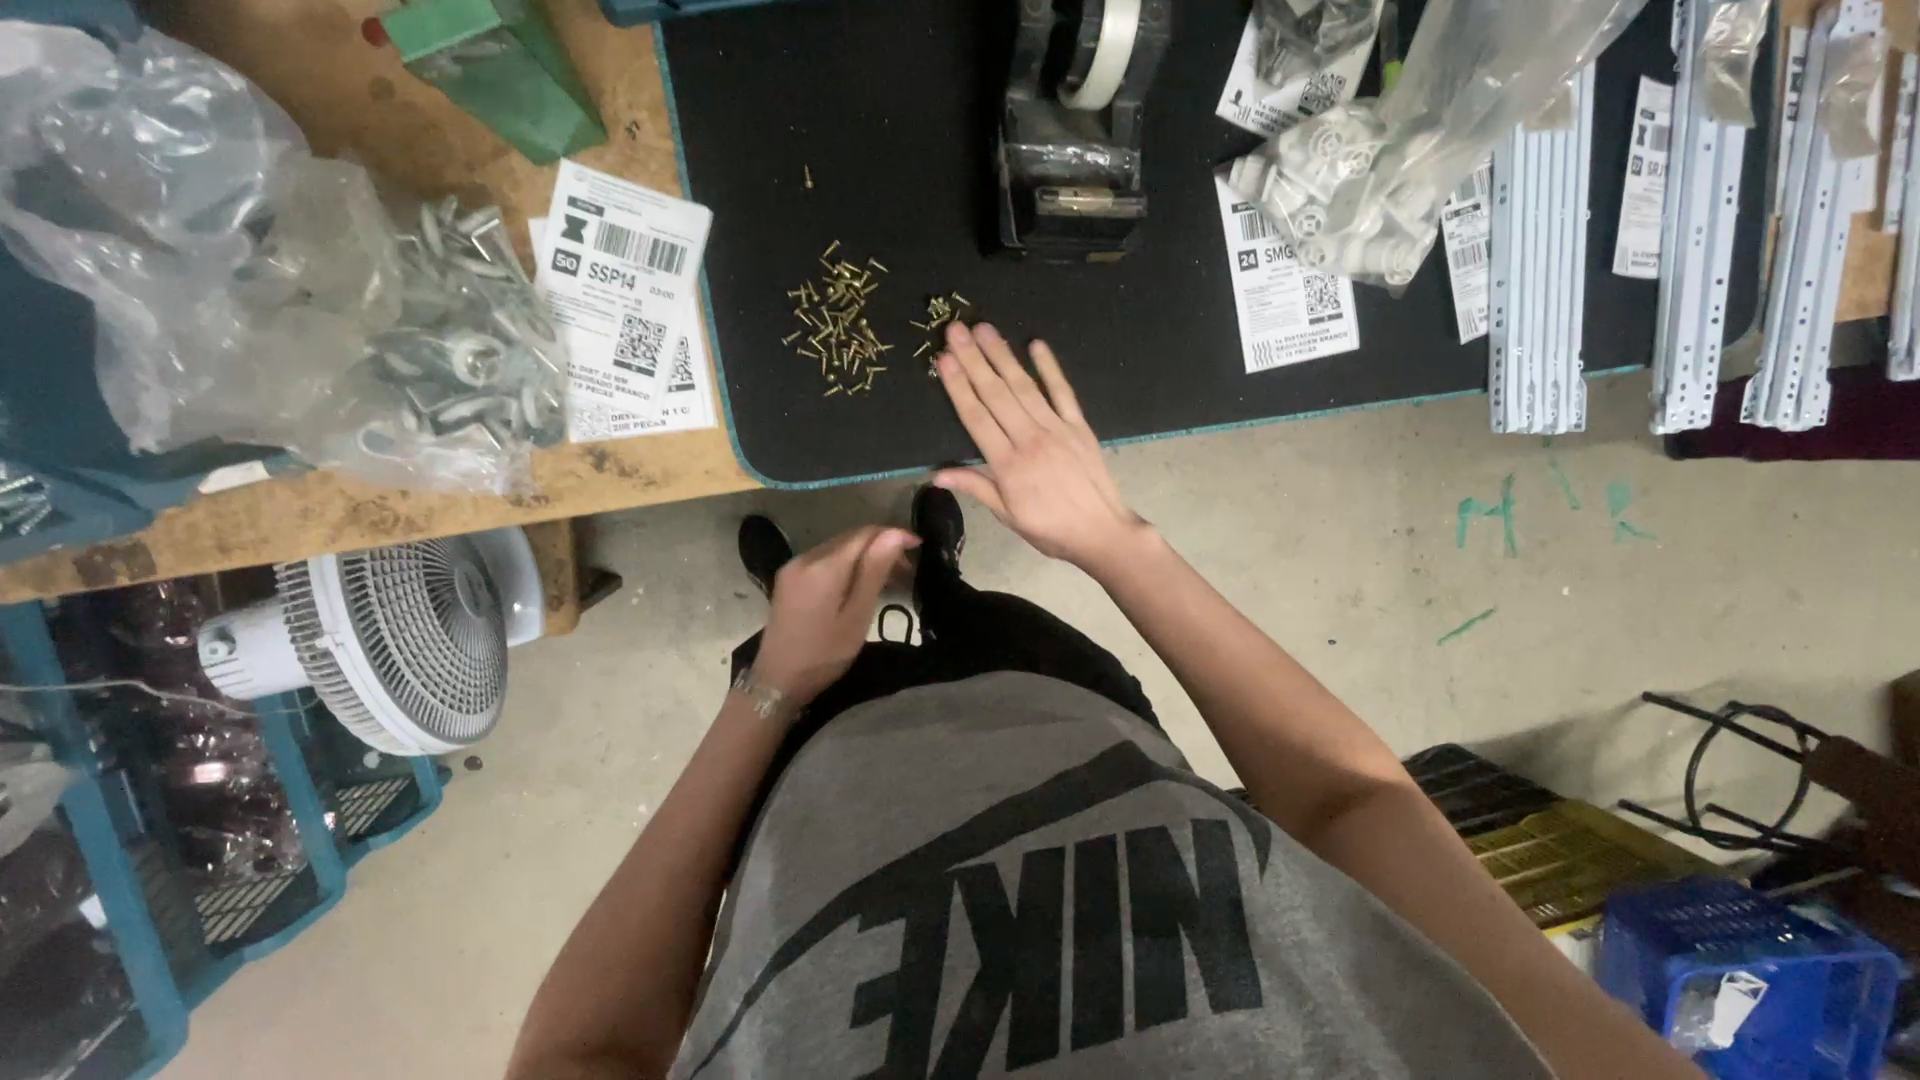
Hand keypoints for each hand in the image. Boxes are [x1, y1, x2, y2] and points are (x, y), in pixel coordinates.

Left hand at [751, 525, 919, 708]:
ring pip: (838, 548)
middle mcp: (806, 557)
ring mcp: (793, 567)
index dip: (894, 535)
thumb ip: (875, 571)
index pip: (865, 534)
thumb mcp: (857, 615)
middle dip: (881, 545)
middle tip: (908, 569)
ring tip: (889, 578)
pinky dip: (847, 565)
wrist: (776, 681)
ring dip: (865, 556)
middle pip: (851, 538)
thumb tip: (896, 534)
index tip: (919, 547)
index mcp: (824, 565)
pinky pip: (824, 560)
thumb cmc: (824, 654)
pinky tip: (860, 584)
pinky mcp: (789, 579)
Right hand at [932, 321, 1151, 574]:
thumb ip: (976, 488)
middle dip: (974, 360)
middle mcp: (1030, 440)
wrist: (1102, 532)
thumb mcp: (1008, 516)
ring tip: (984, 329)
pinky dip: (1050, 368)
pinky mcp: (1079, 426)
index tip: (943, 359)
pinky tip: (1035, 344)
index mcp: (1009, 465)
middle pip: (996, 394)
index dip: (958, 386)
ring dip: (1003, 356)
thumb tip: (936, 474)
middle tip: (955, 329)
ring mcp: (1057, 429)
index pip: (977, 418)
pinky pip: (1063, 392)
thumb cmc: (1049, 530)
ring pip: (1024, 387)